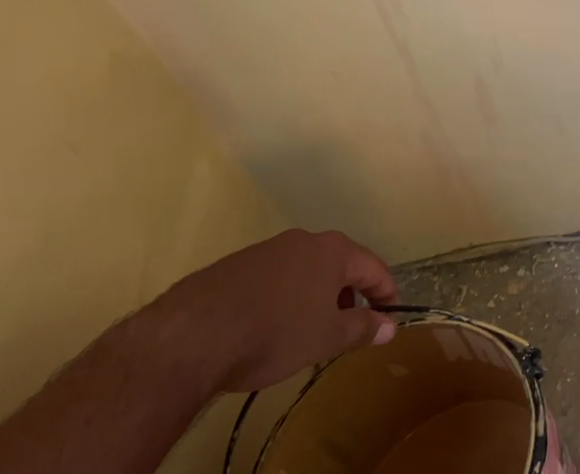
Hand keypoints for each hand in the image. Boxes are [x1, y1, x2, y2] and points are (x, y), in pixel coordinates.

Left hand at [146, 228, 399, 392]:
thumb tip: (390, 327)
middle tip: (346, 327)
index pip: (374, 268)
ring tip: (304, 331)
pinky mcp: (231, 267)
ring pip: (302, 272)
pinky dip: (279, 300)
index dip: (386, 294)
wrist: (189, 338)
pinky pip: (270, 280)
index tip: (389, 318)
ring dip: (312, 297)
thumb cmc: (274, 333)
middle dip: (347, 296)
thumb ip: (364, 328)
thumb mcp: (327, 338)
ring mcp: (264, 251)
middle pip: (338, 266)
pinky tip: (265, 328)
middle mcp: (302, 241)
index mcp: (333, 251)